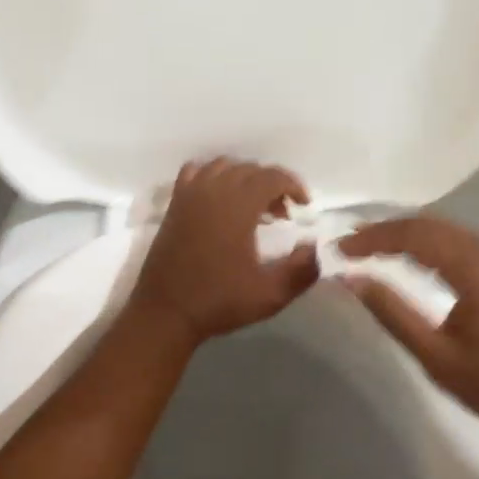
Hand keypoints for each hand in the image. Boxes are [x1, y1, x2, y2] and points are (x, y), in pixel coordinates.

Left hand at [127, 158, 319, 344]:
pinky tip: (220, 197)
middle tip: (282, 215)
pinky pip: (196, 171)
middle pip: (250, 169)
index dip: (293, 185)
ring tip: (254, 206)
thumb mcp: (270, 295)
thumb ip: (301, 270)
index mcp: (237, 205)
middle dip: (272, 185)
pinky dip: (213, 176)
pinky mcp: (175, 203)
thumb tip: (313, 246)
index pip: (272, 176)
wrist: (166, 312)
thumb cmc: (218, 302)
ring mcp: (190, 193)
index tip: (303, 206)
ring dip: (245, 179)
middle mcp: (213, 190)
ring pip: (224, 167)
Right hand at [337, 216, 478, 442]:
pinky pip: (463, 243)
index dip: (371, 238)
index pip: (411, 234)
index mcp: (472, 263)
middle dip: (387, 230)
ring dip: (410, 235)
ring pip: (447, 230)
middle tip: (351, 244)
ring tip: (375, 249)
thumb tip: (353, 279)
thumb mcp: (437, 356)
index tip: (339, 250)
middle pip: (429, 224)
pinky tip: (416, 261)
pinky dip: (432, 245)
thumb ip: (393, 312)